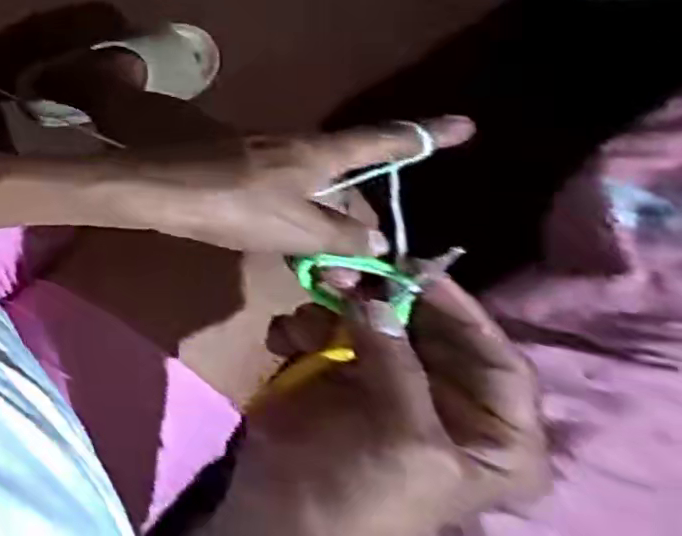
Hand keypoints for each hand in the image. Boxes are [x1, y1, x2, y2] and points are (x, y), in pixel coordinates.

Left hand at [111, 116, 474, 255]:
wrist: (148, 190)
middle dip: (354, 216)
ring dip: (317, 226)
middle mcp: (283, 145)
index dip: (422, 136)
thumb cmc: (229, 205)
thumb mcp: (300, 229)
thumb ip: (344, 235)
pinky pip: (270, 194)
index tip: (464, 123)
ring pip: (303, 189)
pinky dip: (283, 221)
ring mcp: (247, 153)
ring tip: (319, 266)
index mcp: (311, 152)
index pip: (378, 142)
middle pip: (339, 175)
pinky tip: (274, 245)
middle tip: (356, 258)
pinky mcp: (218, 167)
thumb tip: (371, 238)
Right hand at [207, 277, 548, 535]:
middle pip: (423, 330)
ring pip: (364, 321)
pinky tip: (281, 340)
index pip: (496, 359)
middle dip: (381, 299)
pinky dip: (297, 325)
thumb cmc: (371, 490)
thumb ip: (395, 363)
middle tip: (339, 270)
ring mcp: (378, 383)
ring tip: (301, 317)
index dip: (461, 311)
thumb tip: (370, 295)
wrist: (288, 510)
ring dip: (329, 308)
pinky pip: (318, 329)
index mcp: (492, 433)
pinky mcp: (325, 372)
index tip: (412, 267)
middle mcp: (441, 401)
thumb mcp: (405, 436)